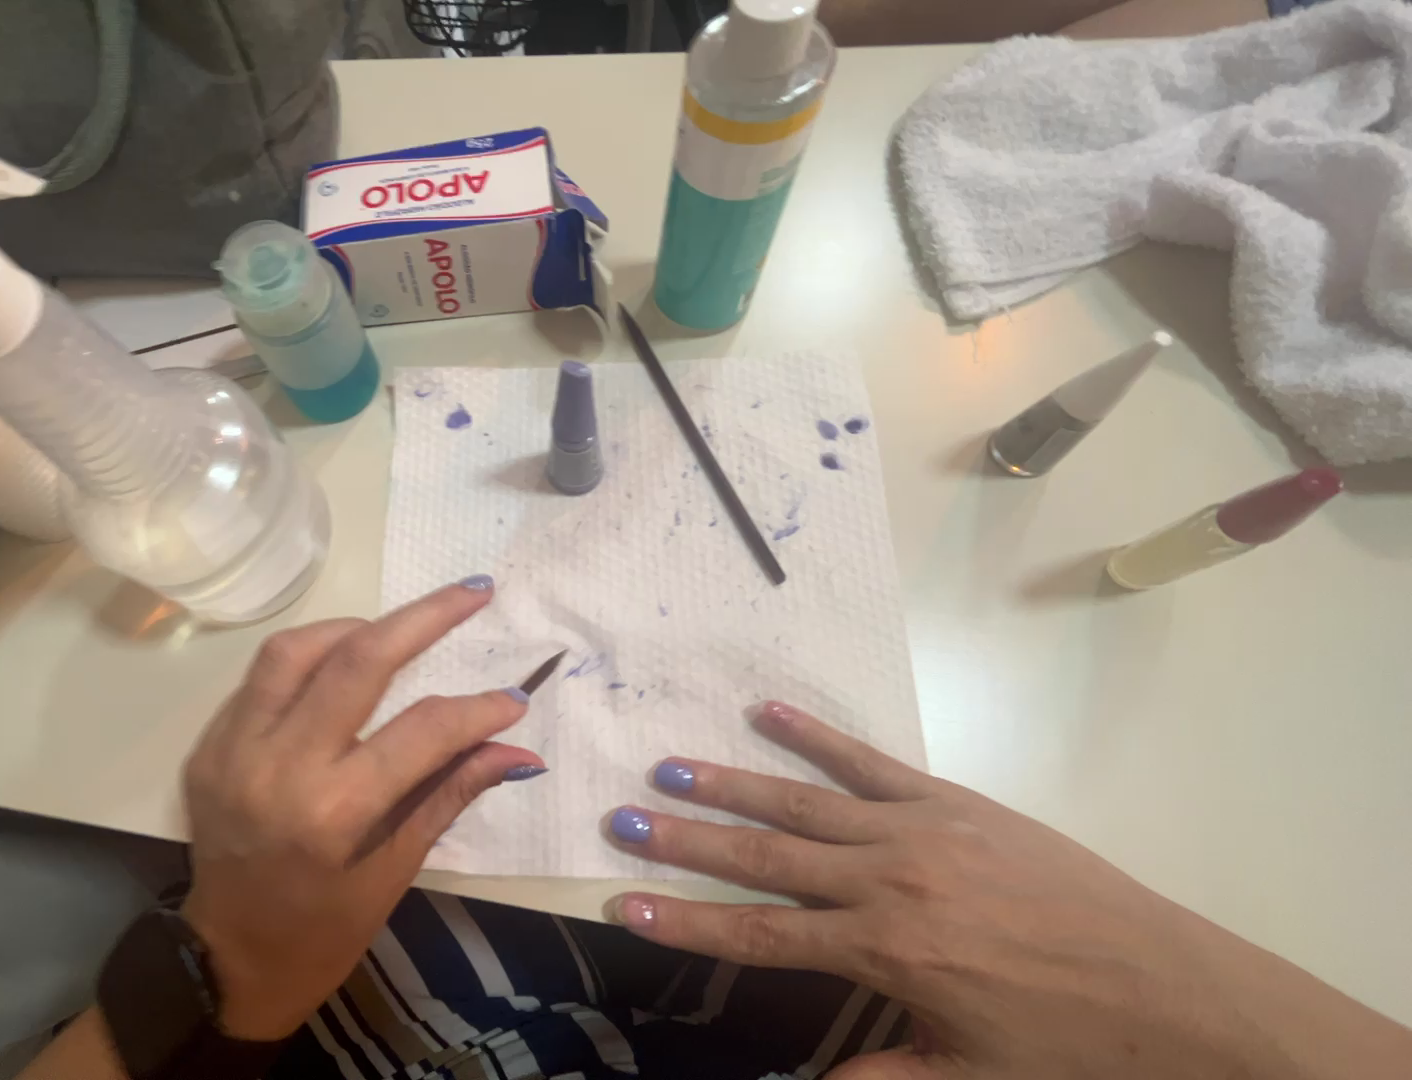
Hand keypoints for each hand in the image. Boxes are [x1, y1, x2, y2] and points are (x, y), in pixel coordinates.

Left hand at [180, 576, 544, 1040]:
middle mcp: (278, 767)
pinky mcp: (210, 743)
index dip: (478, 709)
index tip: (514, 697)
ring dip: (356, 627)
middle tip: (473, 591)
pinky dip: (310, 657)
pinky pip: (263, 675)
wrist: (225, 959)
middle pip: (358, 659)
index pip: (421, 732)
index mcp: (333, 813)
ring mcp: (234, 749)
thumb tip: (520, 751)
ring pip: (297, 648)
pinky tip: (342, 667)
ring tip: (397, 631)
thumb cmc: (323, 928)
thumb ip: (453, 791)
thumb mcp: (397, 867)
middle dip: (425, 616)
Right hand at [603, 703, 1411, 1079]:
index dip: (685, 924)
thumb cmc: (1073, 1046)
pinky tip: (768, 711)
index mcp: (886, 950)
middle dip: (684, 842)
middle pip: (762, 857)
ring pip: (799, 802)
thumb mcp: (973, 1079)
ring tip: (669, 768)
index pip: (760, 936)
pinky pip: (866, 760)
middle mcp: (885, 879)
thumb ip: (879, 1076)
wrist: (1189, 994)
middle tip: (623, 819)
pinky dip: (813, 735)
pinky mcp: (946, 797)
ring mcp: (914, 827)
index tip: (624, 905)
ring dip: (729, 784)